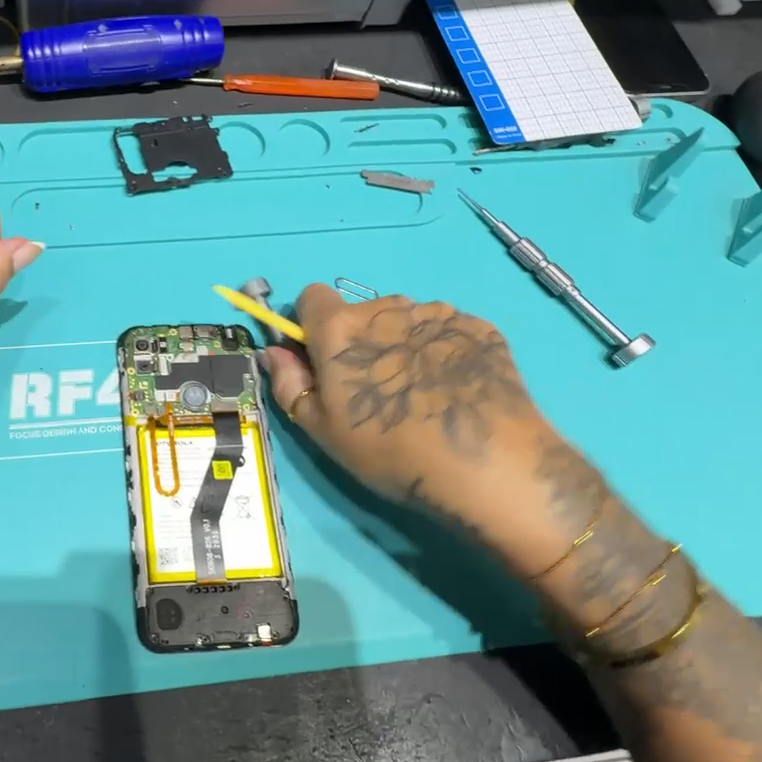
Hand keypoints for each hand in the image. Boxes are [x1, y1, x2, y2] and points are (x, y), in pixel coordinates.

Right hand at [259, 285, 551, 532]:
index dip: (312, 326)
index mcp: (340, 329)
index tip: (322, 360)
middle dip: (360, 338)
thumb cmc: (389, 451)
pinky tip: (454, 389)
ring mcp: (438, 313)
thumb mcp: (321, 430)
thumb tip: (274, 352)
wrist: (487, 464)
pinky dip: (442, 350)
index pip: (311, 297)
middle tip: (374, 388)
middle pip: (361, 311)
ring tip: (421, 391)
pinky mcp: (479, 326)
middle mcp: (387, 307)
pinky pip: (446, 329)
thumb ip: (290, 383)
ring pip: (405, 318)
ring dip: (402, 341)